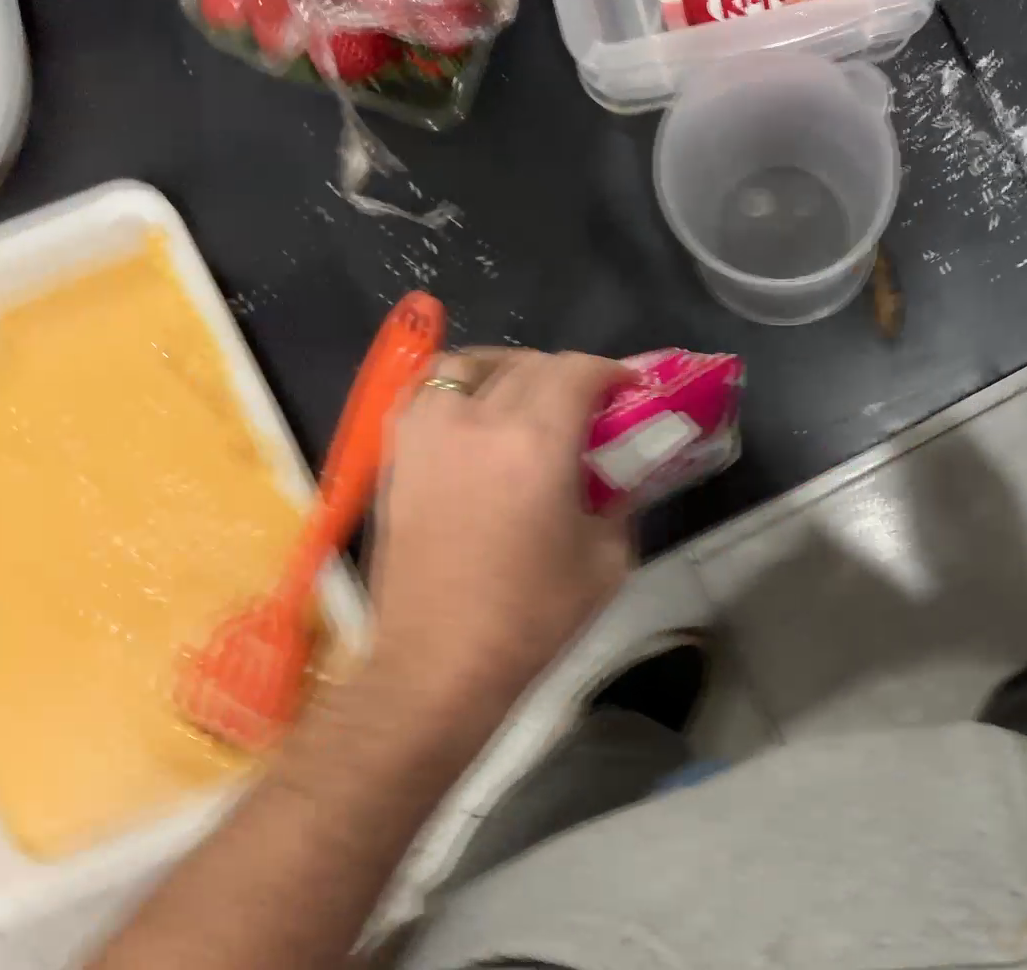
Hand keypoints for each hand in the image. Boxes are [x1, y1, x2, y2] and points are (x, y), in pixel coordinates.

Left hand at [366, 349, 635, 709]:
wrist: (439, 662)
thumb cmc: (534, 613)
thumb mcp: (608, 557)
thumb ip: (621, 500)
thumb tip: (623, 473)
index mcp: (536, 443)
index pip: (577, 371)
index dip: (612, 372)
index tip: (631, 390)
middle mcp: (477, 423)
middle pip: (529, 364)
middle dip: (570, 374)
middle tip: (593, 405)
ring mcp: (426, 436)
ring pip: (469, 365)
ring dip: (510, 370)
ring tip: (529, 398)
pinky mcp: (395, 458)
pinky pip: (424, 393)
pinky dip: (456, 387)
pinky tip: (474, 413)